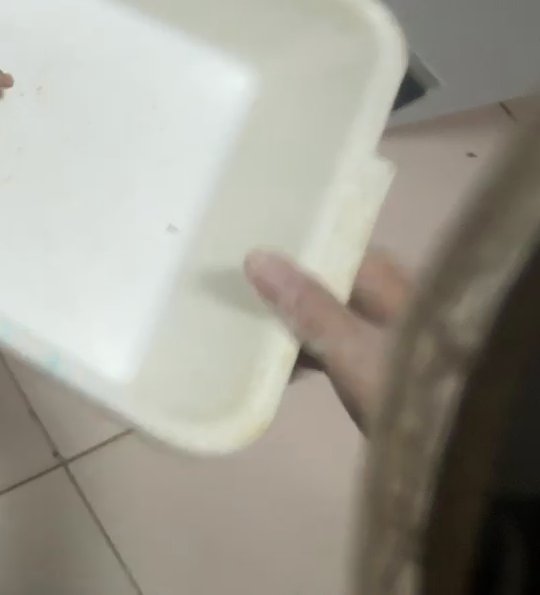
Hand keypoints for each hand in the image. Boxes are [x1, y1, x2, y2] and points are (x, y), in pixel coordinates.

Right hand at [245, 247, 411, 431]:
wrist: (465, 457)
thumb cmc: (410, 393)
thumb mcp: (353, 351)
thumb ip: (309, 306)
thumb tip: (257, 255)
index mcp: (399, 292)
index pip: (344, 252)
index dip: (298, 247)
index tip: (249, 249)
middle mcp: (403, 309)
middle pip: (337, 284)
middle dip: (289, 287)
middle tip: (239, 288)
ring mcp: (400, 344)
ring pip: (336, 317)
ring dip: (296, 321)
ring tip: (251, 329)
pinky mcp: (392, 374)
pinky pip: (340, 346)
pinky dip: (311, 349)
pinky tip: (285, 366)